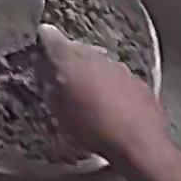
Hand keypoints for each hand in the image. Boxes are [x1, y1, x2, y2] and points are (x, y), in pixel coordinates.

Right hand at [35, 24, 169, 165]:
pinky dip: (111, 84)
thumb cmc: (90, 126)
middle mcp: (95, 55)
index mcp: (70, 59)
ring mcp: (120, 67)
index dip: (44, 40)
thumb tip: (40, 64)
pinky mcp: (139, 82)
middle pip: (77, 47)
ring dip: (91, 70)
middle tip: (62, 75)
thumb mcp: (56, 107)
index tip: (40, 49)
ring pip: (99, 61)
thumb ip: (46, 81)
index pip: (50, 37)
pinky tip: (112, 103)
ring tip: (88, 92)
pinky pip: (119, 76)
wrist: (140, 144)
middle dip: (68, 57)